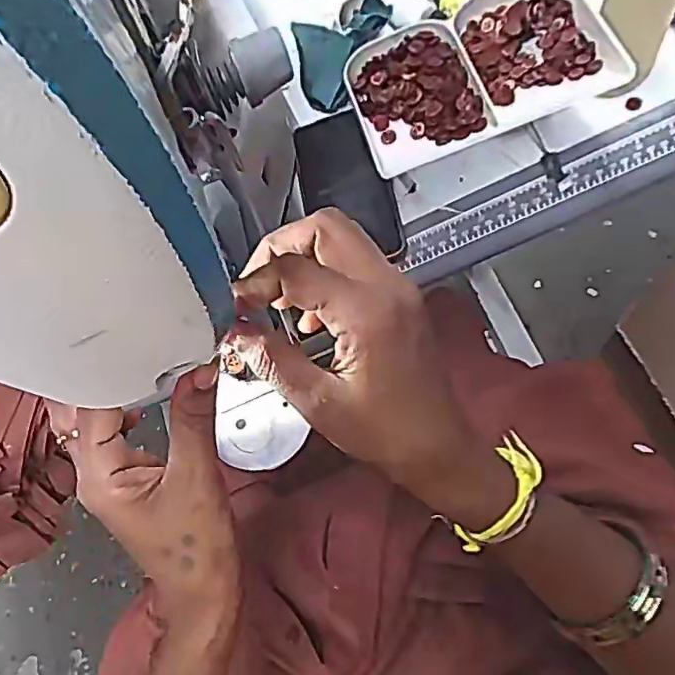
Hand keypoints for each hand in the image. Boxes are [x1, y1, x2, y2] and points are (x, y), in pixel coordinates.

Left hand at [48, 365, 239, 645]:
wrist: (203, 590)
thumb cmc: (195, 551)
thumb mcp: (198, 478)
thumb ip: (193, 418)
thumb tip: (199, 370)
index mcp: (99, 476)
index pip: (91, 406)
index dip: (110, 369)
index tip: (130, 337)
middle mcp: (93, 474)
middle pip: (80, 410)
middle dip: (100, 372)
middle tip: (123, 336)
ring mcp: (107, 477)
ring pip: (95, 419)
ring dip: (113, 388)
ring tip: (137, 356)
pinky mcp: (124, 478)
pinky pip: (113, 432)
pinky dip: (126, 405)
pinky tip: (145, 390)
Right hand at [227, 209, 505, 519]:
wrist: (435, 447)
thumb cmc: (391, 433)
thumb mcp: (318, 402)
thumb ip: (273, 360)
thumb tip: (240, 335)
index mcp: (368, 312)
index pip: (296, 268)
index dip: (256, 282)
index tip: (239, 304)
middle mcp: (389, 289)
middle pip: (324, 227)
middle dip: (280, 247)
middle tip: (257, 284)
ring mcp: (399, 290)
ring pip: (342, 239)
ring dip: (303, 259)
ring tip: (279, 301)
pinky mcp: (401, 300)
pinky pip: (356, 264)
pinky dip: (325, 274)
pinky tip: (309, 316)